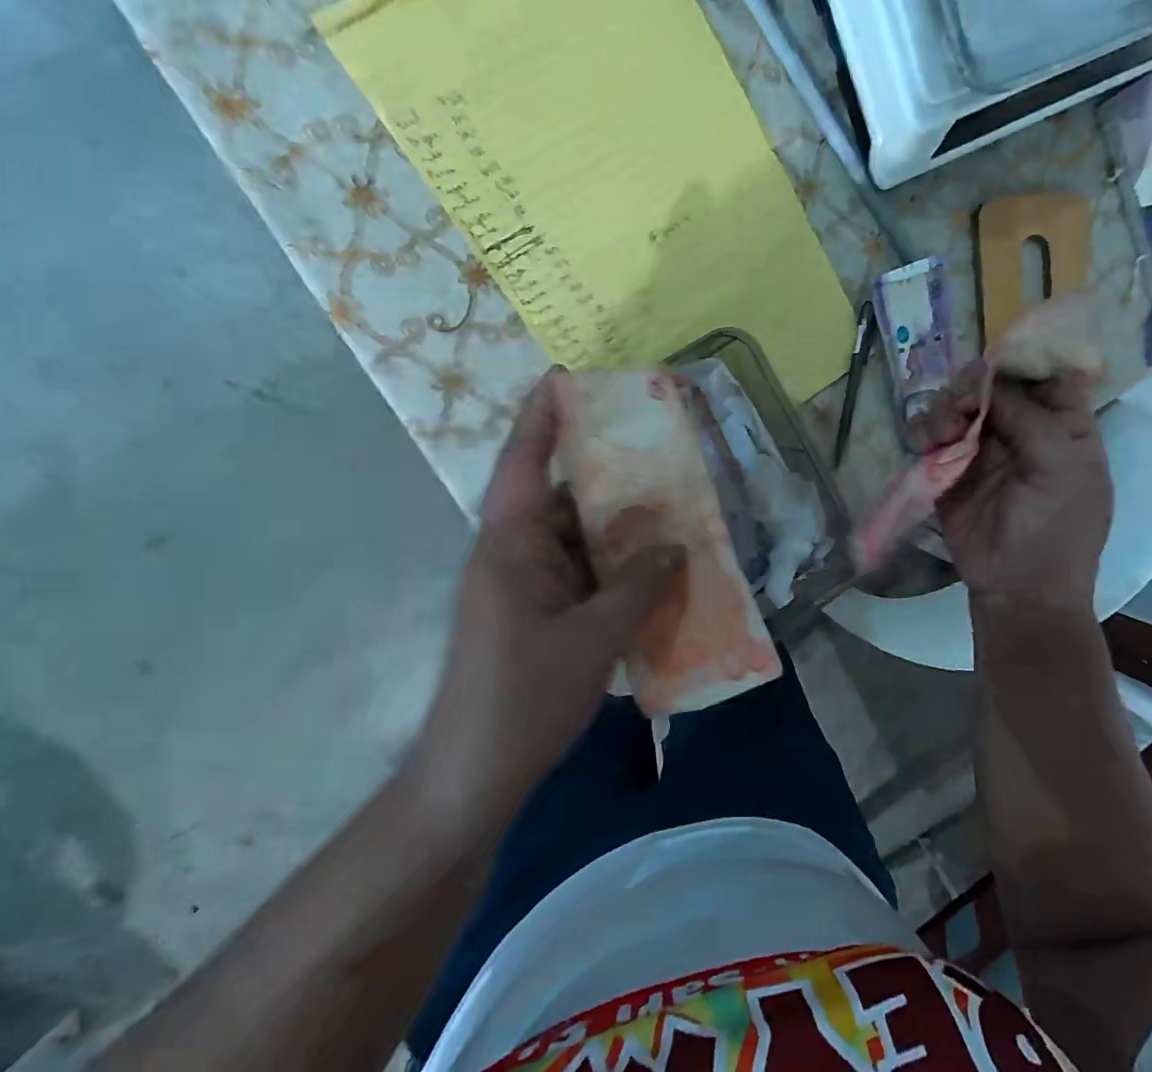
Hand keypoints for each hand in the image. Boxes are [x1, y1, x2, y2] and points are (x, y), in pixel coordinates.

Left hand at [407, 370, 684, 813]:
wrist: (475, 774)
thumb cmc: (525, 698)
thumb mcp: (593, 637)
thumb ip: (638, 585)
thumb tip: (675, 545)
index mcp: (509, 545)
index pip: (523, 462)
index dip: (543, 416)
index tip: (568, 377)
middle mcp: (512, 556)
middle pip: (561, 501)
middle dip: (610, 482)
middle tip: (664, 458)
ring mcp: (523, 590)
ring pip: (576, 544)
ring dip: (620, 535)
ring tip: (676, 514)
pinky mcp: (535, 619)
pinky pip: (580, 579)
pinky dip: (615, 574)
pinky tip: (656, 575)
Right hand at [937, 372, 1112, 612]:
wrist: (1018, 591)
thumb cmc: (1055, 531)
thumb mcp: (1061, 468)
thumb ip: (1030, 418)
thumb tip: (988, 381)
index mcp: (1062, 427)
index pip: (1042, 375)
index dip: (1018, 361)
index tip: (992, 362)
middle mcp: (1020, 432)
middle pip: (990, 386)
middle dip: (973, 388)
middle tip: (963, 407)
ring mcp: (981, 451)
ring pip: (956, 406)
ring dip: (945, 410)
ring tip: (943, 435)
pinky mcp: (947, 471)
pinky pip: (929, 437)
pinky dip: (923, 432)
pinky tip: (927, 445)